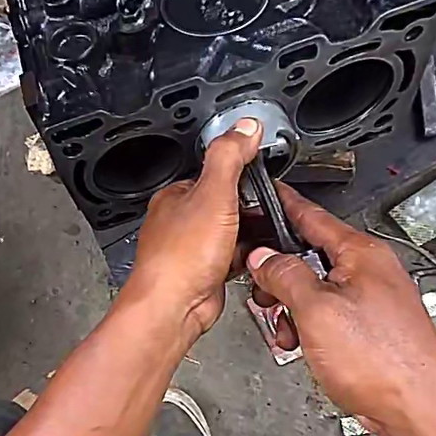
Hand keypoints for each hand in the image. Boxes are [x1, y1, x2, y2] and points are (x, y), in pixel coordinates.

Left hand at [120, 120, 262, 337]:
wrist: (174, 307)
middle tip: (260, 216)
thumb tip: (246, 127)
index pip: (214, 174)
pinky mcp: (205, 273)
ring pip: (231, 234)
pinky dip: (245, 259)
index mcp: (176, 196)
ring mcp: (192, 249)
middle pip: (226, 205)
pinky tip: (250, 261)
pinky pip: (233, 259)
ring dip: (248, 237)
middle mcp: (180, 221)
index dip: (241, 176)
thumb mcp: (213, 194)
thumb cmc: (180, 257)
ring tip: (256, 241)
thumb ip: (230, 157)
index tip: (261, 180)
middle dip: (247, 212)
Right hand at [246, 184, 435, 422]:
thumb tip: (264, 257)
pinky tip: (303, 344)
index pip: (313, 216)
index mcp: (362, 254)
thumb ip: (285, 276)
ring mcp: (372, 300)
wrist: (417, 412)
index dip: (284, 205)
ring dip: (292, 307)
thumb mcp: (317, 310)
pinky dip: (309, 325)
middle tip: (264, 292)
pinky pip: (329, 313)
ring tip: (287, 329)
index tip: (269, 193)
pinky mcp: (370, 326)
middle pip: (310, 256)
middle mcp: (371, 272)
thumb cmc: (383, 362)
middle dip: (280, 276)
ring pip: (316, 289)